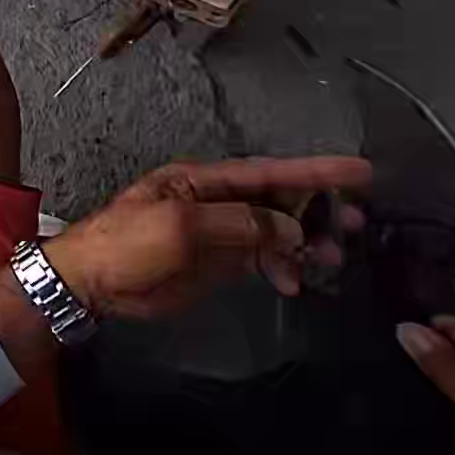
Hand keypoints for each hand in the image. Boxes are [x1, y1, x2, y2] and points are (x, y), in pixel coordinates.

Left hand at [43, 157, 369, 320]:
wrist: (94, 281)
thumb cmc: (128, 242)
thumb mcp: (178, 225)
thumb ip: (237, 222)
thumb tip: (289, 225)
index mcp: (198, 182)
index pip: (263, 171)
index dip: (312, 171)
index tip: (361, 171)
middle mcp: (211, 202)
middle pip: (274, 199)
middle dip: (316, 208)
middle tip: (357, 224)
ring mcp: (215, 233)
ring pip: (273, 231)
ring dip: (304, 243)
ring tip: (331, 260)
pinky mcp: (215, 262)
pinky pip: (261, 259)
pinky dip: (281, 268)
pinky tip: (293, 283)